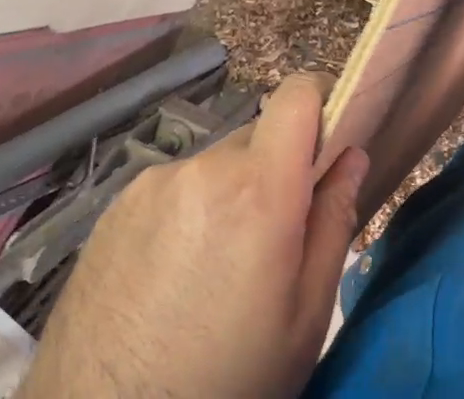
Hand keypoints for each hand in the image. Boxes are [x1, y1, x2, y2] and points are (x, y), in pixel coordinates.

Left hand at [17, 73, 368, 398]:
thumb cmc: (226, 379)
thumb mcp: (306, 316)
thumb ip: (335, 222)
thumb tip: (352, 156)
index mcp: (257, 190)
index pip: (298, 92)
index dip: (323, 101)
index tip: (333, 139)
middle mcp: (201, 169)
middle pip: (259, 137)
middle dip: (278, 171)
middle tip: (275, 241)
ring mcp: (149, 187)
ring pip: (216, 166)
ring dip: (231, 194)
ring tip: (217, 270)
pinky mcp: (111, 210)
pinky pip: (174, 190)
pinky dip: (189, 213)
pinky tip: (175, 278)